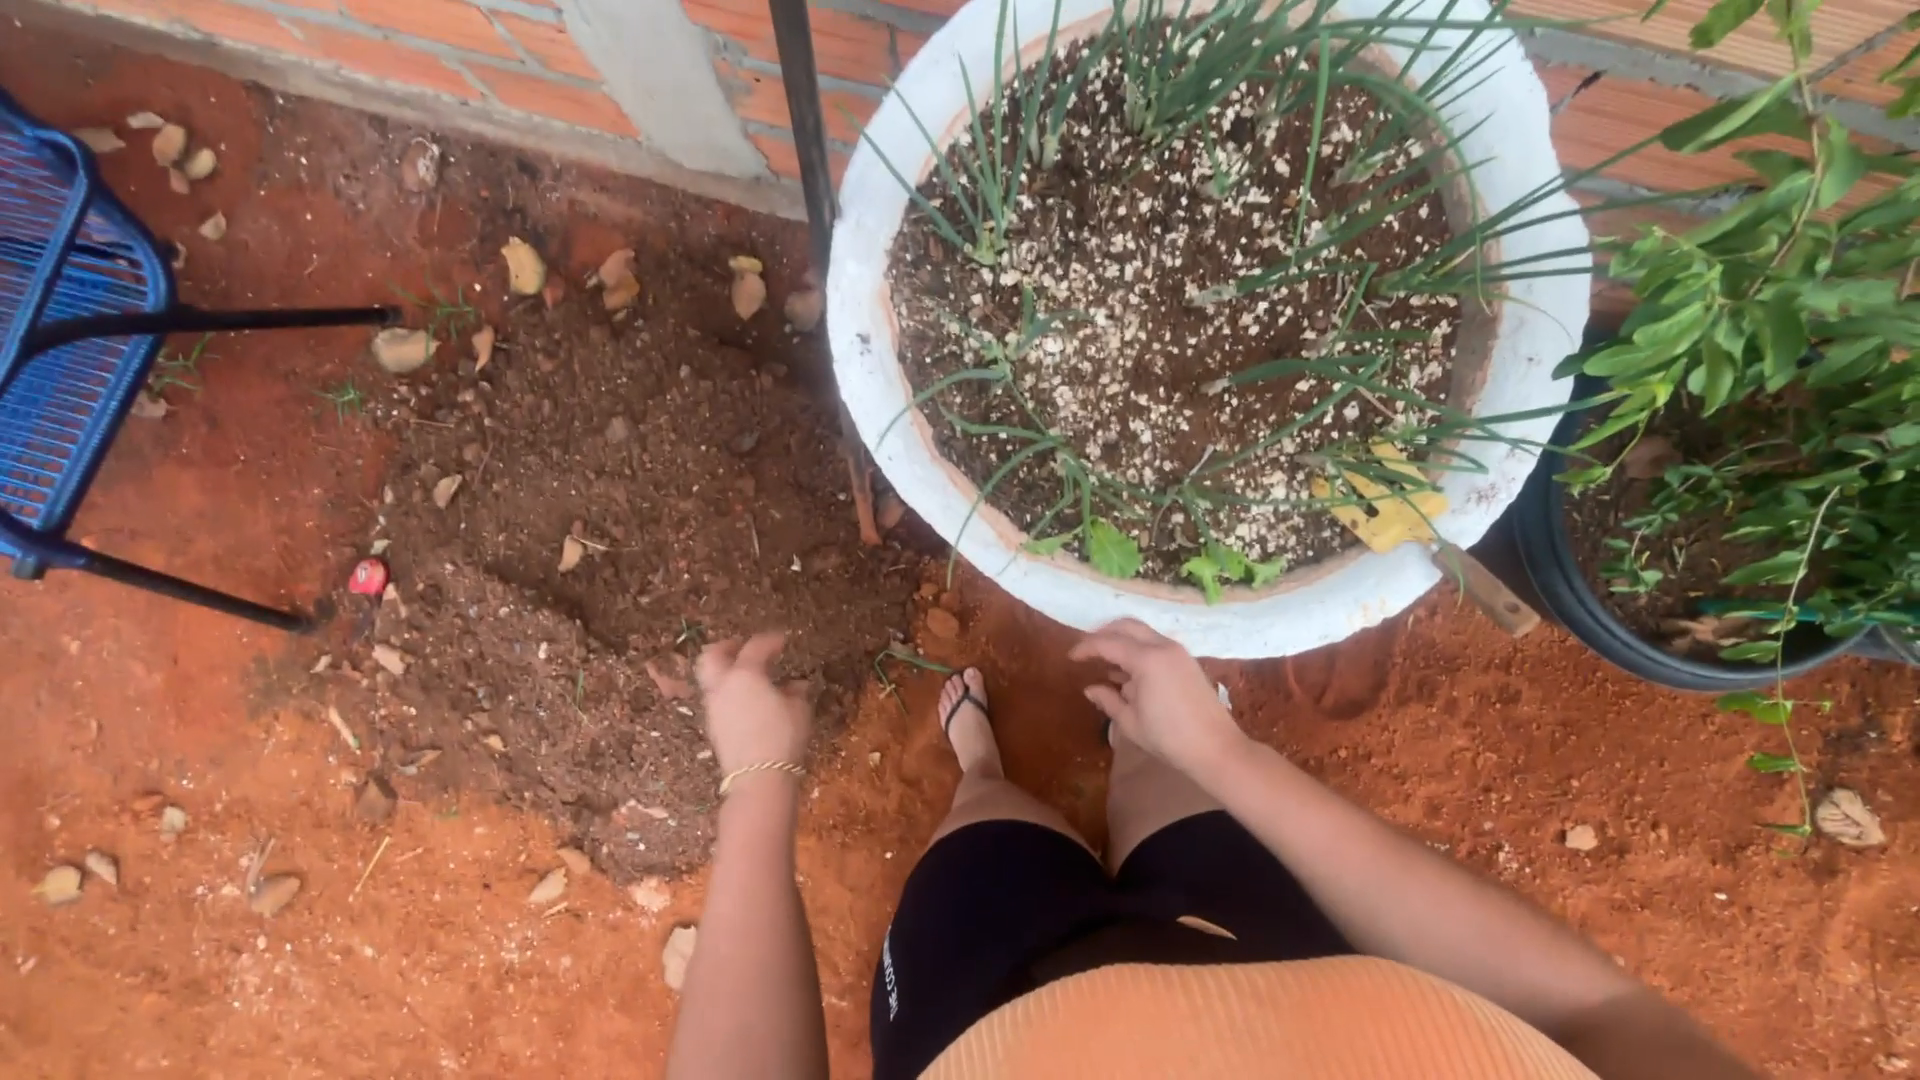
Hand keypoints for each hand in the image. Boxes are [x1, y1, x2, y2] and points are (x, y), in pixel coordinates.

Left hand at [695, 632, 811, 776]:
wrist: (757, 777)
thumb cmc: (782, 736)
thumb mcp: (799, 710)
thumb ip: (796, 692)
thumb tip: (796, 685)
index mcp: (745, 674)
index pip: (756, 647)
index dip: (770, 640)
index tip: (783, 640)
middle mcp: (723, 686)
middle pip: (712, 656)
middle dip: (726, 647)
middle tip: (741, 646)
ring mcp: (714, 708)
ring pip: (711, 679)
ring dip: (726, 671)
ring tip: (747, 676)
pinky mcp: (714, 727)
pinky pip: (717, 700)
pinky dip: (728, 692)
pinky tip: (747, 702)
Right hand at [1069, 618, 1246, 774]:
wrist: (1216, 748)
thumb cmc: (1169, 738)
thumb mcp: (1130, 722)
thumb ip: (1108, 700)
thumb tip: (1090, 688)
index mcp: (1147, 660)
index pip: (1107, 643)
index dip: (1086, 648)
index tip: (1071, 657)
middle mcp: (1163, 647)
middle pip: (1127, 626)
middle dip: (1103, 633)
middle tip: (1087, 650)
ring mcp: (1178, 652)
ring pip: (1143, 633)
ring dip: (1122, 640)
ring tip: (1104, 662)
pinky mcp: (1186, 661)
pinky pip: (1155, 644)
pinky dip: (1137, 649)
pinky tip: (1127, 672)